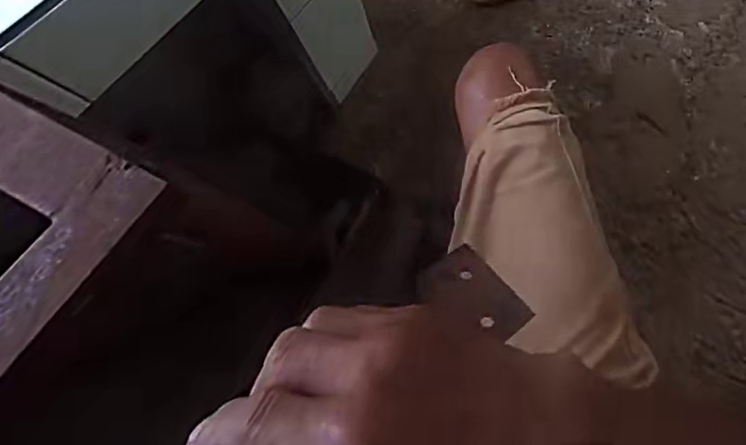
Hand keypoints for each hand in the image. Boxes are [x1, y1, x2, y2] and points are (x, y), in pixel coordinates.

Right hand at [190, 304, 603, 444]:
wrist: (540, 429)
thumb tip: (280, 435)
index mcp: (348, 433)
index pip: (257, 423)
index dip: (222, 432)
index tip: (205, 439)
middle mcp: (361, 373)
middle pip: (278, 362)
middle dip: (258, 393)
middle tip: (261, 421)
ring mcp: (391, 332)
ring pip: (313, 325)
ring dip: (296, 358)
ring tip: (303, 388)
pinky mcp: (415, 313)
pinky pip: (353, 313)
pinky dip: (334, 337)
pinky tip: (346, 363)